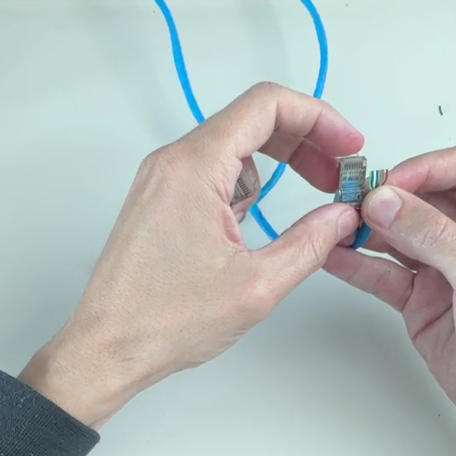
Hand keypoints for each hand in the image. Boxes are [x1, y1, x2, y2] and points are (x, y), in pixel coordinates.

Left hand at [22, 82, 364, 427]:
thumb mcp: (257, 286)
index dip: (319, 117)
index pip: (267, 105)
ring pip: (233, 152)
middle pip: (252, 122)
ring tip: (304, 208)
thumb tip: (341, 217)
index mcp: (193, 168)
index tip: (348, 144)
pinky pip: (212, 178)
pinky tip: (257, 227)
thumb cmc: (161, 321)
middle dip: (304, 145)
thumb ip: (311, 243)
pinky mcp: (159, 205)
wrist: (107, 349)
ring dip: (276, 171)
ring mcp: (161, 183)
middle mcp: (172, 164)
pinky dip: (245, 191)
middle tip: (336, 178)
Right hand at [324, 146, 455, 455]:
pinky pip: (384, 274)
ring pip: (398, 236)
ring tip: (336, 224)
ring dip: (367, 229)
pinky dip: (358, 265)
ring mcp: (446, 271)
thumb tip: (388, 200)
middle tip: (351, 199)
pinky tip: (337, 256)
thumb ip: (434, 236)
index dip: (423, 170)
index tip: (387, 183)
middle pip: (424, 200)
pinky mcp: (421, 302)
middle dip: (386, 197)